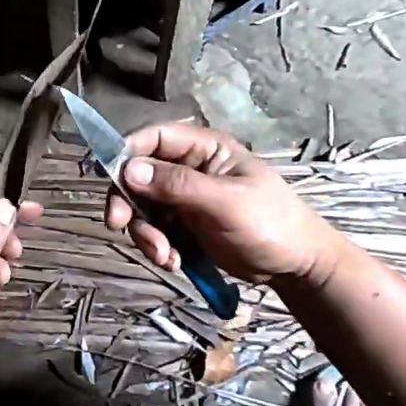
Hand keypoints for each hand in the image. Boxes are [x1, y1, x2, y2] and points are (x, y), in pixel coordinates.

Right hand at [104, 124, 346, 286]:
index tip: (108, 177)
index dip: (126, 153)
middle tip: (119, 225)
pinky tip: (174, 262)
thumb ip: (178, 185)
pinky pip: (155, 230)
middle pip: (138, 175)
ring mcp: (184, 198)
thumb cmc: (271, 223)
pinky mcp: (184, 225)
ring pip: (143, 207)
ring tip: (164, 256)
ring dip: (145, 233)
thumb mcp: (225, 202)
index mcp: (203, 149)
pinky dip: (157, 246)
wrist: (297, 267)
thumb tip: (129, 169)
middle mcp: (188, 168)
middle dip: (128, 202)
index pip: (153, 138)